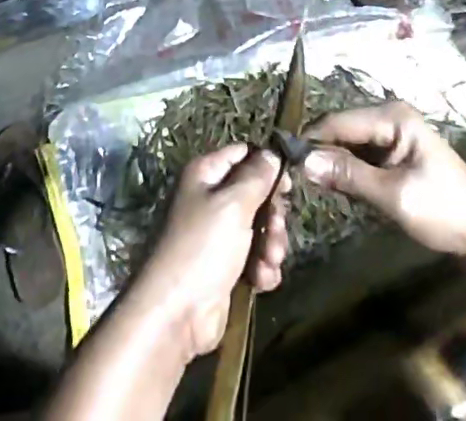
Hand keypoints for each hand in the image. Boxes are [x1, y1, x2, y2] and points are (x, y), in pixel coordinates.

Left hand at [121, 145, 290, 362]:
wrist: (176, 313)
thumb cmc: (202, 247)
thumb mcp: (233, 204)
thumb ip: (257, 176)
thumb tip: (272, 152)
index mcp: (205, 174)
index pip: (243, 154)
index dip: (267, 164)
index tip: (288, 182)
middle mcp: (211, 198)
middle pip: (257, 193)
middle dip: (272, 214)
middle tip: (275, 230)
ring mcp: (218, 233)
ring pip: (260, 227)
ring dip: (270, 245)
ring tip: (267, 262)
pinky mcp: (226, 265)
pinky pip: (256, 257)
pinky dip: (262, 268)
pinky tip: (260, 281)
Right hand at [303, 103, 465, 258]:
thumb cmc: (443, 212)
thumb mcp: (394, 196)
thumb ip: (348, 176)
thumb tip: (303, 161)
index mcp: (393, 117)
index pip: (338, 121)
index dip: (310, 140)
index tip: (282, 161)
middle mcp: (389, 117)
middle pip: (340, 130)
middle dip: (317, 152)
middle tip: (291, 177)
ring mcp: (391, 135)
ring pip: (346, 144)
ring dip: (329, 163)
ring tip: (305, 183)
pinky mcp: (391, 154)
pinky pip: (357, 156)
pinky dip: (344, 171)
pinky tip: (332, 187)